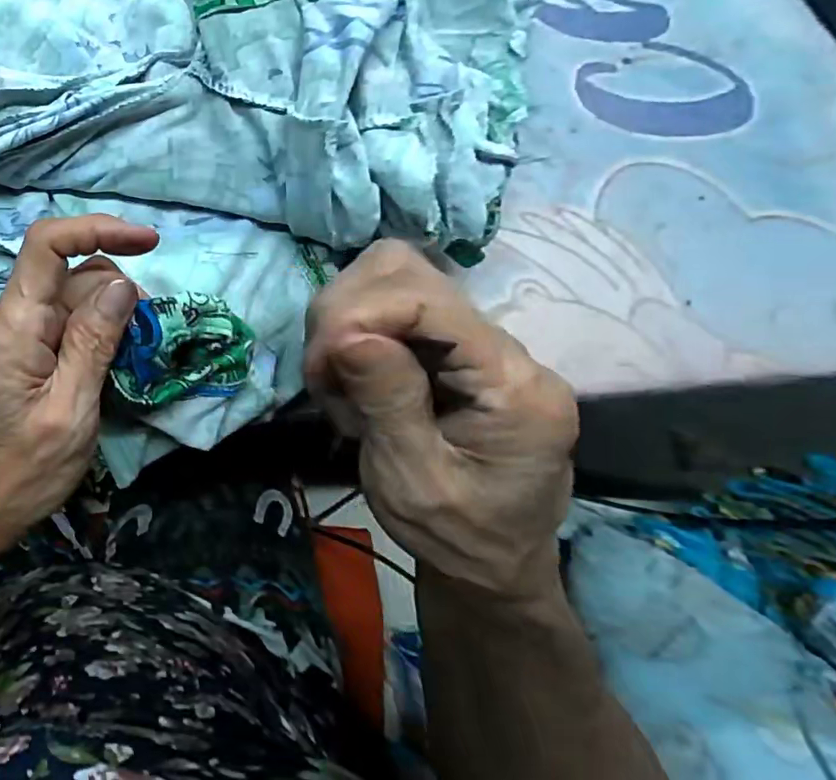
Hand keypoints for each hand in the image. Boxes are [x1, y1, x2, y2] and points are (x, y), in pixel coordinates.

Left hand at [0, 215, 157, 589]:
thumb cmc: (27, 468)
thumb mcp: (71, 409)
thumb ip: (93, 342)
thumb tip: (122, 282)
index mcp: (17, 324)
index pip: (46, 244)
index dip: (96, 229)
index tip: (149, 242)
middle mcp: (19, 317)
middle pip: (74, 270)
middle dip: (120, 290)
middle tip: (148, 340)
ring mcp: (28, 333)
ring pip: (82, 294)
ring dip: (118, 314)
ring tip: (135, 360)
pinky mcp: (39, 350)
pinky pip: (78, 322)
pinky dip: (107, 332)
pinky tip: (121, 364)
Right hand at [303, 240, 578, 600]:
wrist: (488, 564)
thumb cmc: (456, 533)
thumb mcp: (414, 478)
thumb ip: (389, 401)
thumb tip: (350, 332)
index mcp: (512, 383)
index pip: (428, 299)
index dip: (359, 313)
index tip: (323, 366)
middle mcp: (502, 349)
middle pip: (403, 271)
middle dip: (343, 313)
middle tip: (326, 376)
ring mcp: (474, 344)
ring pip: (387, 280)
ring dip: (340, 321)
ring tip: (337, 383)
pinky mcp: (448, 349)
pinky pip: (382, 307)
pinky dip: (346, 332)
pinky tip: (347, 379)